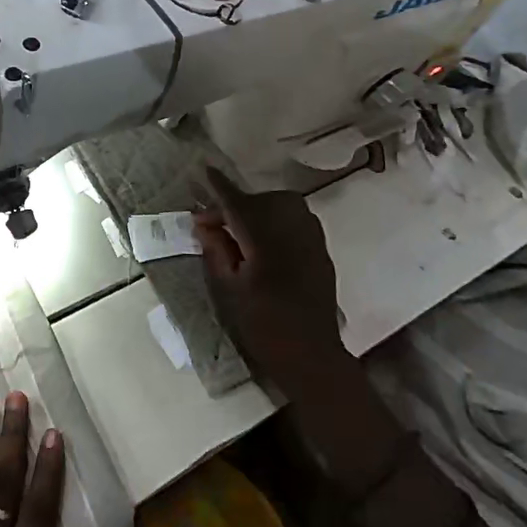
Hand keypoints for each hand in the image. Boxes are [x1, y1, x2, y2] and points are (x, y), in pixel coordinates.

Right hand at [194, 166, 345, 391]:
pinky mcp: (321, 253)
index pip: (238, 205)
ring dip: (260, 208)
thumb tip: (206, 224)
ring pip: (285, 205)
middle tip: (215, 223)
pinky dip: (277, 218)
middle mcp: (293, 235)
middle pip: (265, 200)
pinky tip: (263, 238)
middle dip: (238, 203)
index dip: (220, 188)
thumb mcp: (227, 289)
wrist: (310, 355)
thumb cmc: (262, 325)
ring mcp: (312, 242)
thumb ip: (216, 251)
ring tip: (240, 228)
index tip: (206, 170)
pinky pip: (298, 219)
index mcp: (265, 244)